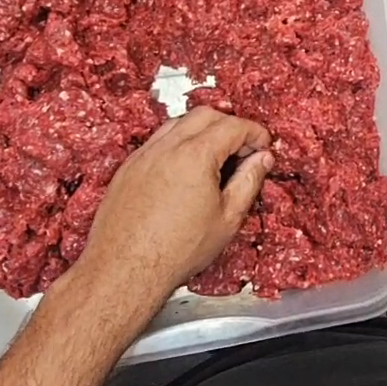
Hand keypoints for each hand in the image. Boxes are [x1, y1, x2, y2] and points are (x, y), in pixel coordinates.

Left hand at [65, 107, 272, 313]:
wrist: (124, 270)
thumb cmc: (176, 251)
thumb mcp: (228, 218)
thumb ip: (249, 181)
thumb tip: (262, 159)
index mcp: (195, 156)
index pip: (233, 126)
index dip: (255, 133)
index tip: (262, 146)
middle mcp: (167, 148)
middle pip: (206, 115)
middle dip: (230, 125)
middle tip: (243, 149)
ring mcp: (143, 156)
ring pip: (179, 123)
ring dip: (202, 130)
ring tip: (215, 157)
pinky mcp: (128, 168)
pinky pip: (158, 140)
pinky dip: (178, 142)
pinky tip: (186, 168)